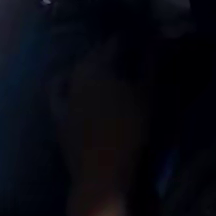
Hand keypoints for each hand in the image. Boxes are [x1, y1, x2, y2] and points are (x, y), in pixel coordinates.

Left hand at [52, 38, 148, 215]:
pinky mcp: (59, 119)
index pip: (116, 41)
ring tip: (109, 69)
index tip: (148, 36)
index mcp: (99, 66)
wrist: (104, 179)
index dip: (133, 37)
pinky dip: (68, 84)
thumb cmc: (132, 132)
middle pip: (95, 53)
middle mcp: (77, 76)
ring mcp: (64, 98)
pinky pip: (59, 92)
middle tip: (133, 51)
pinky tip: (77, 87)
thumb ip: (152, 64)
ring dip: (92, 65)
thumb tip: (156, 40)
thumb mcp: (150, 95)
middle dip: (112, 49)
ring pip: (76, 70)